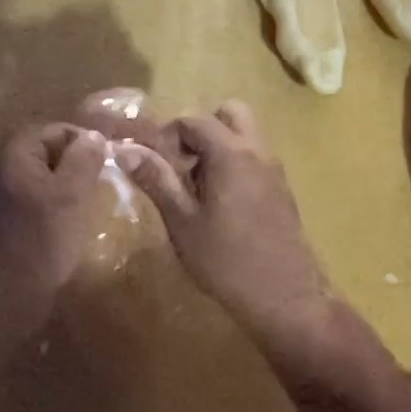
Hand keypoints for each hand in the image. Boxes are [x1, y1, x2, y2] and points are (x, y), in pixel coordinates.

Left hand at [0, 123, 109, 316]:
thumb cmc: (41, 239)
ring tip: (95, 203)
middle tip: (105, 182)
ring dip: (71, 188)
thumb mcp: (71, 194)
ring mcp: (4, 197)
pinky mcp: (10, 222)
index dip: (83, 141)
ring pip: (47, 179)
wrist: (7, 296)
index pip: (54, 130)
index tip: (110, 161)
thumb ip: (84, 159)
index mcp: (14, 154)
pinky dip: (60, 207)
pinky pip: (40, 201)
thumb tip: (94, 136)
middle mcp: (4, 169)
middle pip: (49, 153)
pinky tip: (76, 224)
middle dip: (78, 164)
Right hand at [114, 101, 331, 334]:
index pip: (193, 120)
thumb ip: (156, 180)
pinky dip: (234, 164)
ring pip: (244, 135)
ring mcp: (274, 170)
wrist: (285, 297)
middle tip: (181, 164)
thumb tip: (125, 150)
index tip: (152, 163)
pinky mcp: (282, 190)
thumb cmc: (226, 260)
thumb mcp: (182, 222)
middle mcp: (257, 151)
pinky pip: (255, 157)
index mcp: (231, 153)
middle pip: (228, 113)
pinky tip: (219, 204)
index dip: (166, 135)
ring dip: (218, 146)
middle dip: (200, 129)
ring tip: (196, 187)